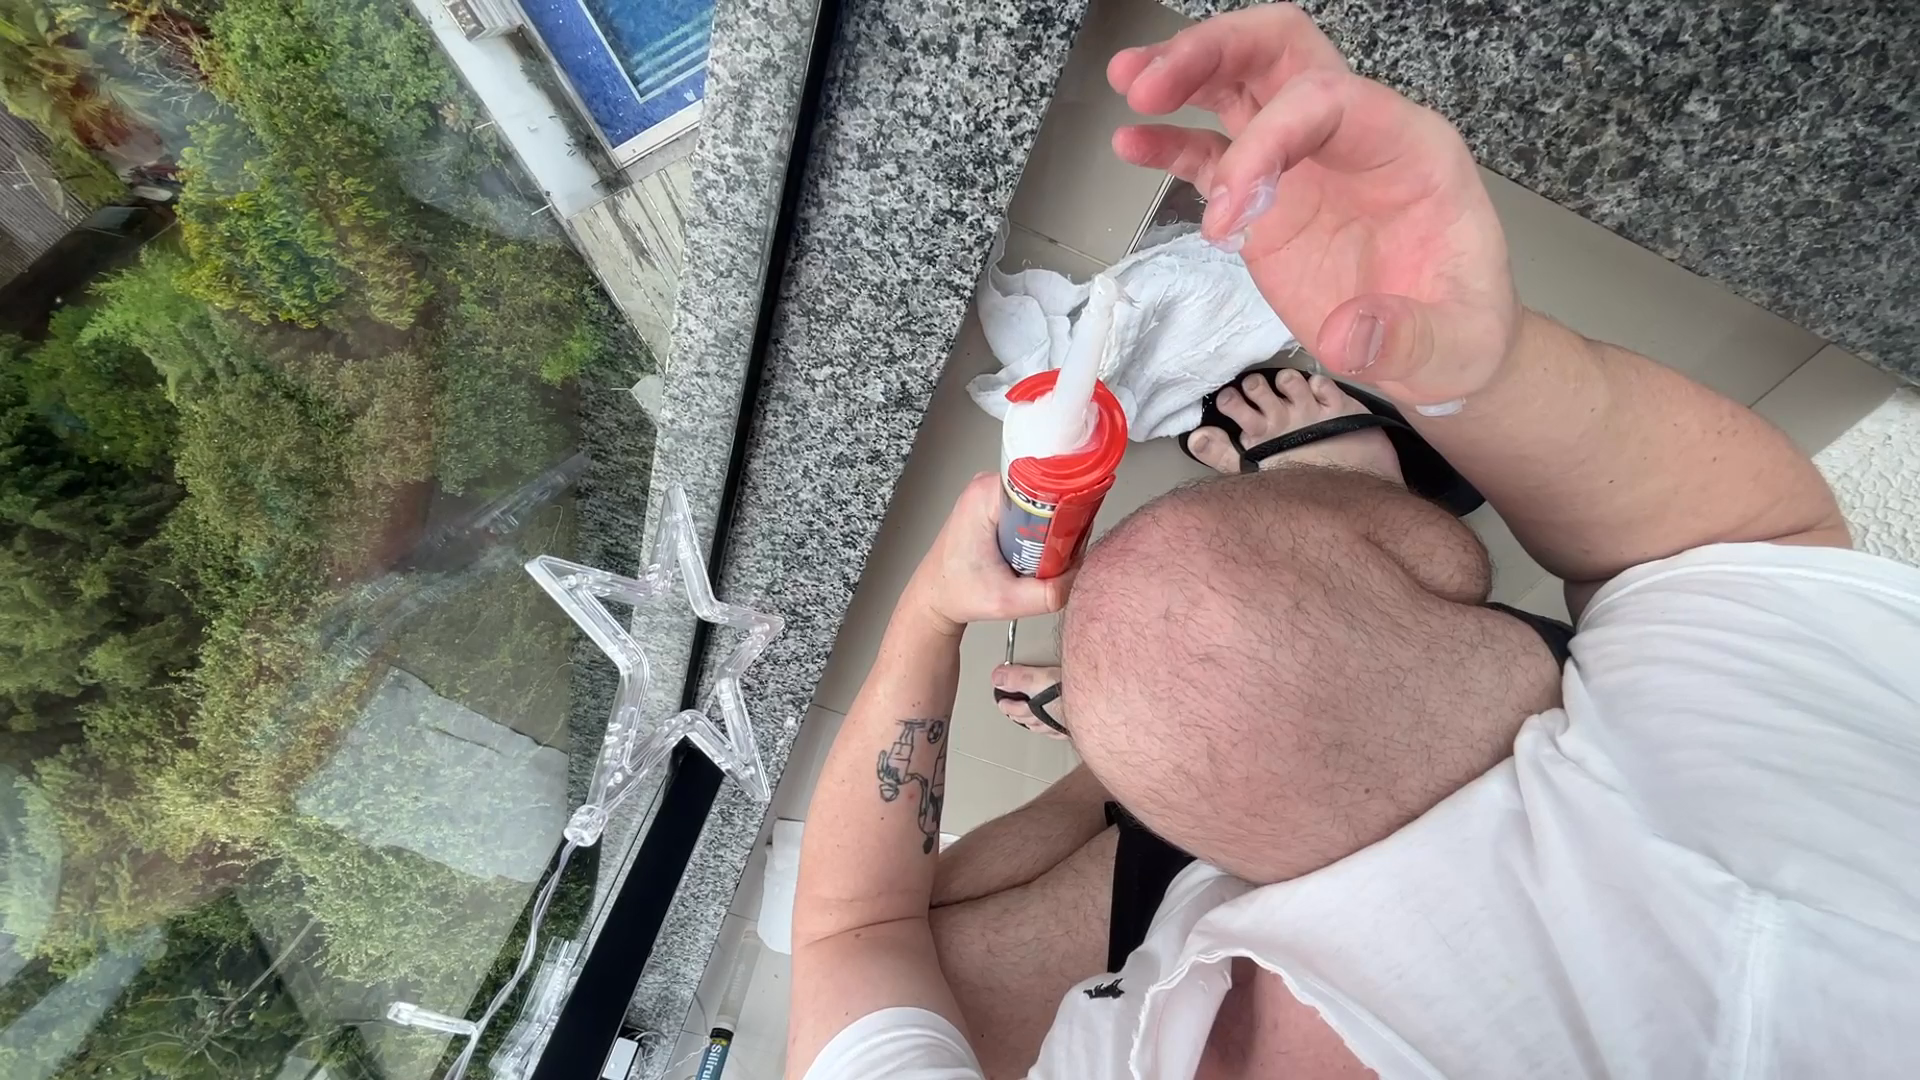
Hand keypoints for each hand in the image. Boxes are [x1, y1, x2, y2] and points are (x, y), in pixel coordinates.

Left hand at [905, 473, 1071, 634]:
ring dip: (1049, 528)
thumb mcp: (1008, 601)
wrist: (935, 596)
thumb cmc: (958, 592)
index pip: (1043, 481)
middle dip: (1059, 523)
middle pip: (1045, 489)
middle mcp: (987, 485)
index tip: (1070, 532)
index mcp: (986, 495)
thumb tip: (1079, 573)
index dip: (1065, 505)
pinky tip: (1033, 551)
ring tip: (1039, 556)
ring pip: (1040, 500)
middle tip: (1053, 554)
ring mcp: (991, 491)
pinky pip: (1030, 506)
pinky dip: (1038, 529)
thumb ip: (1050, 593)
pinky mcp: (995, 502)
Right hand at [1108, 3, 1519, 407]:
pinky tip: (1131, 144)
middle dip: (1214, 54)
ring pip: (1241, 85)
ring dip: (1184, 76)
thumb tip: (1347, 337)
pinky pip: (1214, 155)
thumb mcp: (1452, 347)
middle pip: (1280, 54)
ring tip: (1127, 82)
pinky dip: (1171, 146)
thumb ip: (1408, 339)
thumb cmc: (1454, 333)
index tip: (1224, 215)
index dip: (1264, 143)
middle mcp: (1350, 141)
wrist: (1433, 348)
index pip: (1326, 101)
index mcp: (1405, 150)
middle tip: (1149, 82)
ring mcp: (1303, 167)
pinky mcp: (1267, 203)